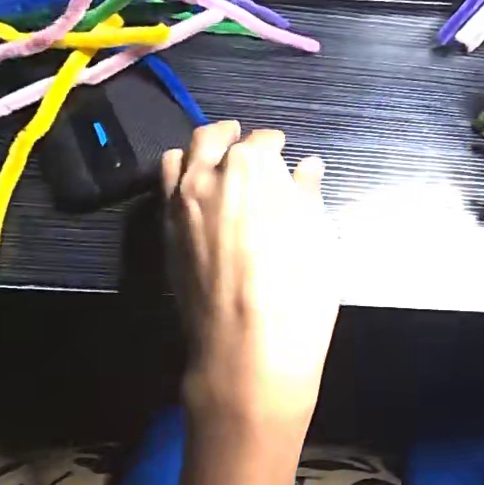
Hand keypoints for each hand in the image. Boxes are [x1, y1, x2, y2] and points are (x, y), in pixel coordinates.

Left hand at [160, 122, 339, 456]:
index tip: (283, 149)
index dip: (275, 143)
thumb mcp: (319, 238)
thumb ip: (307, 194)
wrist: (247, 350)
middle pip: (212, 138)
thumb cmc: (298, 292)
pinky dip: (179, 181)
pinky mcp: (164, 235)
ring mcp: (178, 206)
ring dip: (198, 153)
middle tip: (244, 141)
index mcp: (251, 168)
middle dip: (230, 135)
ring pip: (178, 158)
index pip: (261, 141)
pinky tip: (196, 196)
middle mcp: (207, 176)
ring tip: (214, 163)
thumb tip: (306, 167)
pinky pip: (165, 192)